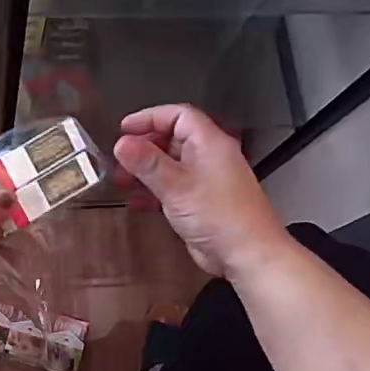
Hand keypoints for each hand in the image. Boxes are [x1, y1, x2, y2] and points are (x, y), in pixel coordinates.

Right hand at [113, 104, 292, 279]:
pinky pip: (175, 190)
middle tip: (121, 157)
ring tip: (122, 179)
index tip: (125, 128)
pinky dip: (156, 191)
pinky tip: (138, 201)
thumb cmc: (223, 218)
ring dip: (147, 171)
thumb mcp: (177, 186)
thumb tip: (123, 143)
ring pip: (172, 166)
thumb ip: (148, 163)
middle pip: (173, 140)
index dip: (149, 118)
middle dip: (144, 147)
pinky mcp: (202, 204)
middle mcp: (210, 158)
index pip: (178, 115)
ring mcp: (206, 181)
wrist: (247, 254)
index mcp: (210, 143)